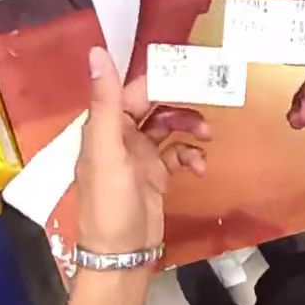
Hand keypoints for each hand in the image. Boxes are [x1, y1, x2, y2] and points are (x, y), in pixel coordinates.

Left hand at [76, 48, 209, 254]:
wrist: (122, 253)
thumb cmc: (111, 203)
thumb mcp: (106, 150)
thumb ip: (105, 102)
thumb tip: (97, 50)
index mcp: (105, 126)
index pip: (133, 91)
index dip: (160, 80)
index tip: (192, 73)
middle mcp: (121, 137)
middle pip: (154, 106)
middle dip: (180, 104)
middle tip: (208, 103)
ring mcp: (140, 157)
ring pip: (168, 128)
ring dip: (188, 128)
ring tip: (206, 137)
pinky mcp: (156, 177)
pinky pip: (177, 156)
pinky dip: (190, 157)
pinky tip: (199, 167)